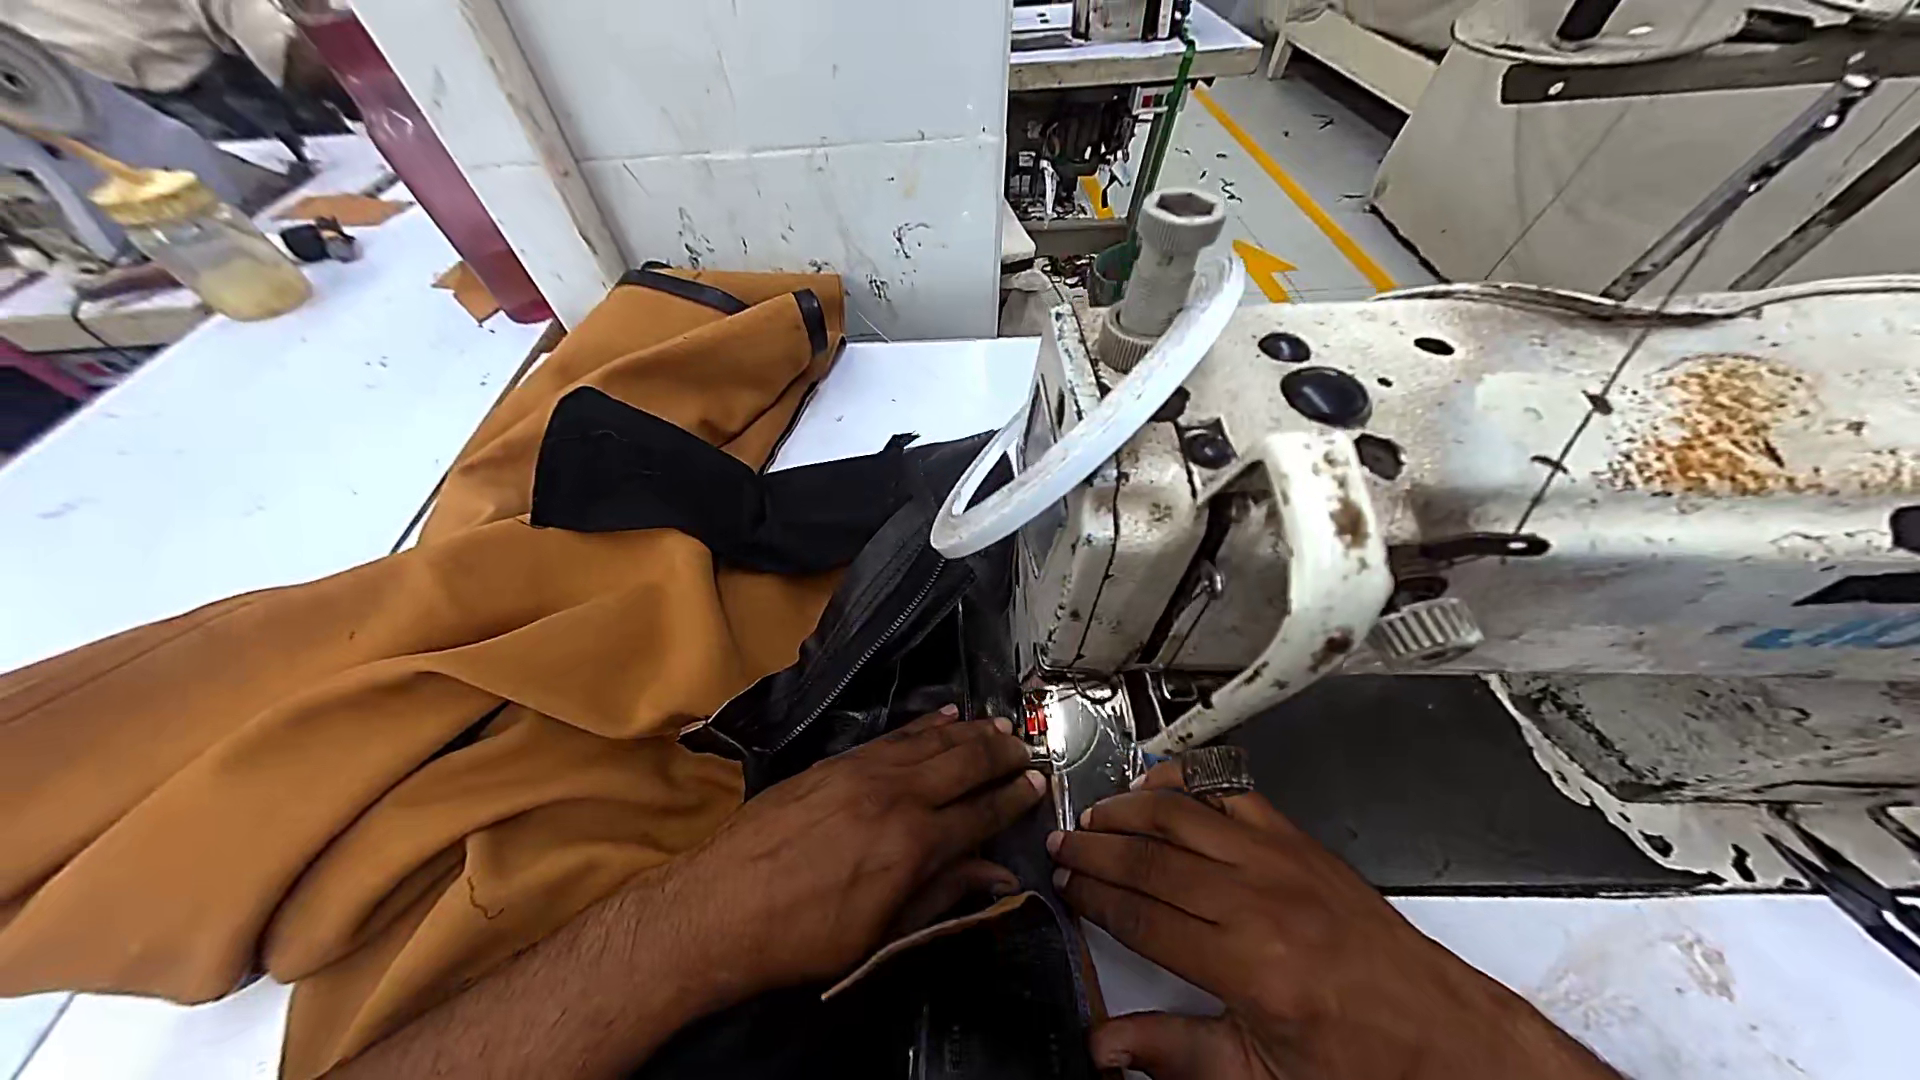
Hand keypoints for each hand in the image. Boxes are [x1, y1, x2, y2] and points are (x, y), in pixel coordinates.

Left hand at [661, 706, 1047, 1012]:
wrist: (720, 905)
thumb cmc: (803, 934)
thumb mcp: (880, 933)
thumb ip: (943, 895)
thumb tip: (995, 877)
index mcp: (914, 844)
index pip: (980, 813)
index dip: (1013, 798)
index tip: (1035, 784)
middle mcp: (897, 795)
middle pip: (964, 763)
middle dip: (1001, 753)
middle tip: (1025, 747)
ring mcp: (865, 770)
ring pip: (933, 741)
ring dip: (970, 732)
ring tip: (997, 725)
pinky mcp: (839, 760)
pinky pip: (894, 734)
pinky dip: (925, 724)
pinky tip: (944, 716)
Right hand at [1048, 763, 1618, 1079]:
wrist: (1446, 1035)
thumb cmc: (1358, 1060)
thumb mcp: (1262, 1075)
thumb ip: (1176, 1053)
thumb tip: (1105, 1046)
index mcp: (1249, 970)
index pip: (1141, 918)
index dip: (1092, 899)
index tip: (1064, 886)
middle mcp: (1257, 903)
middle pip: (1149, 859)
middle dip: (1094, 850)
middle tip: (1061, 844)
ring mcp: (1276, 860)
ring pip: (1179, 814)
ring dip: (1127, 809)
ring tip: (1094, 816)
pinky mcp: (1294, 838)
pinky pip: (1228, 789)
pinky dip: (1187, 779)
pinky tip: (1157, 782)